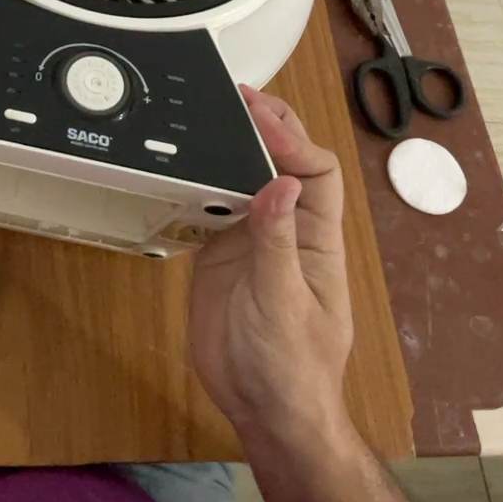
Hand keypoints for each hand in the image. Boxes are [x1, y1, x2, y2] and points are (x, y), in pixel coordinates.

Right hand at [188, 85, 354, 443]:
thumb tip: (282, 183)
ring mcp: (252, 240)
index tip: (258, 117)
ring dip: (234, 147)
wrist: (261, 407)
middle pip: (286, 164)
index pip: (316, 172)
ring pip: (246, 178)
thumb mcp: (285, 304)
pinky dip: (201, 180)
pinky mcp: (220, 252)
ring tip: (213, 115)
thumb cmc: (291, 366)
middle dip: (270, 127)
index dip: (292, 140)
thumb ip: (278, 244)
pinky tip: (186, 164)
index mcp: (316, 239)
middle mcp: (286, 230)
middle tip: (239, 94)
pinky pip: (213, 203)